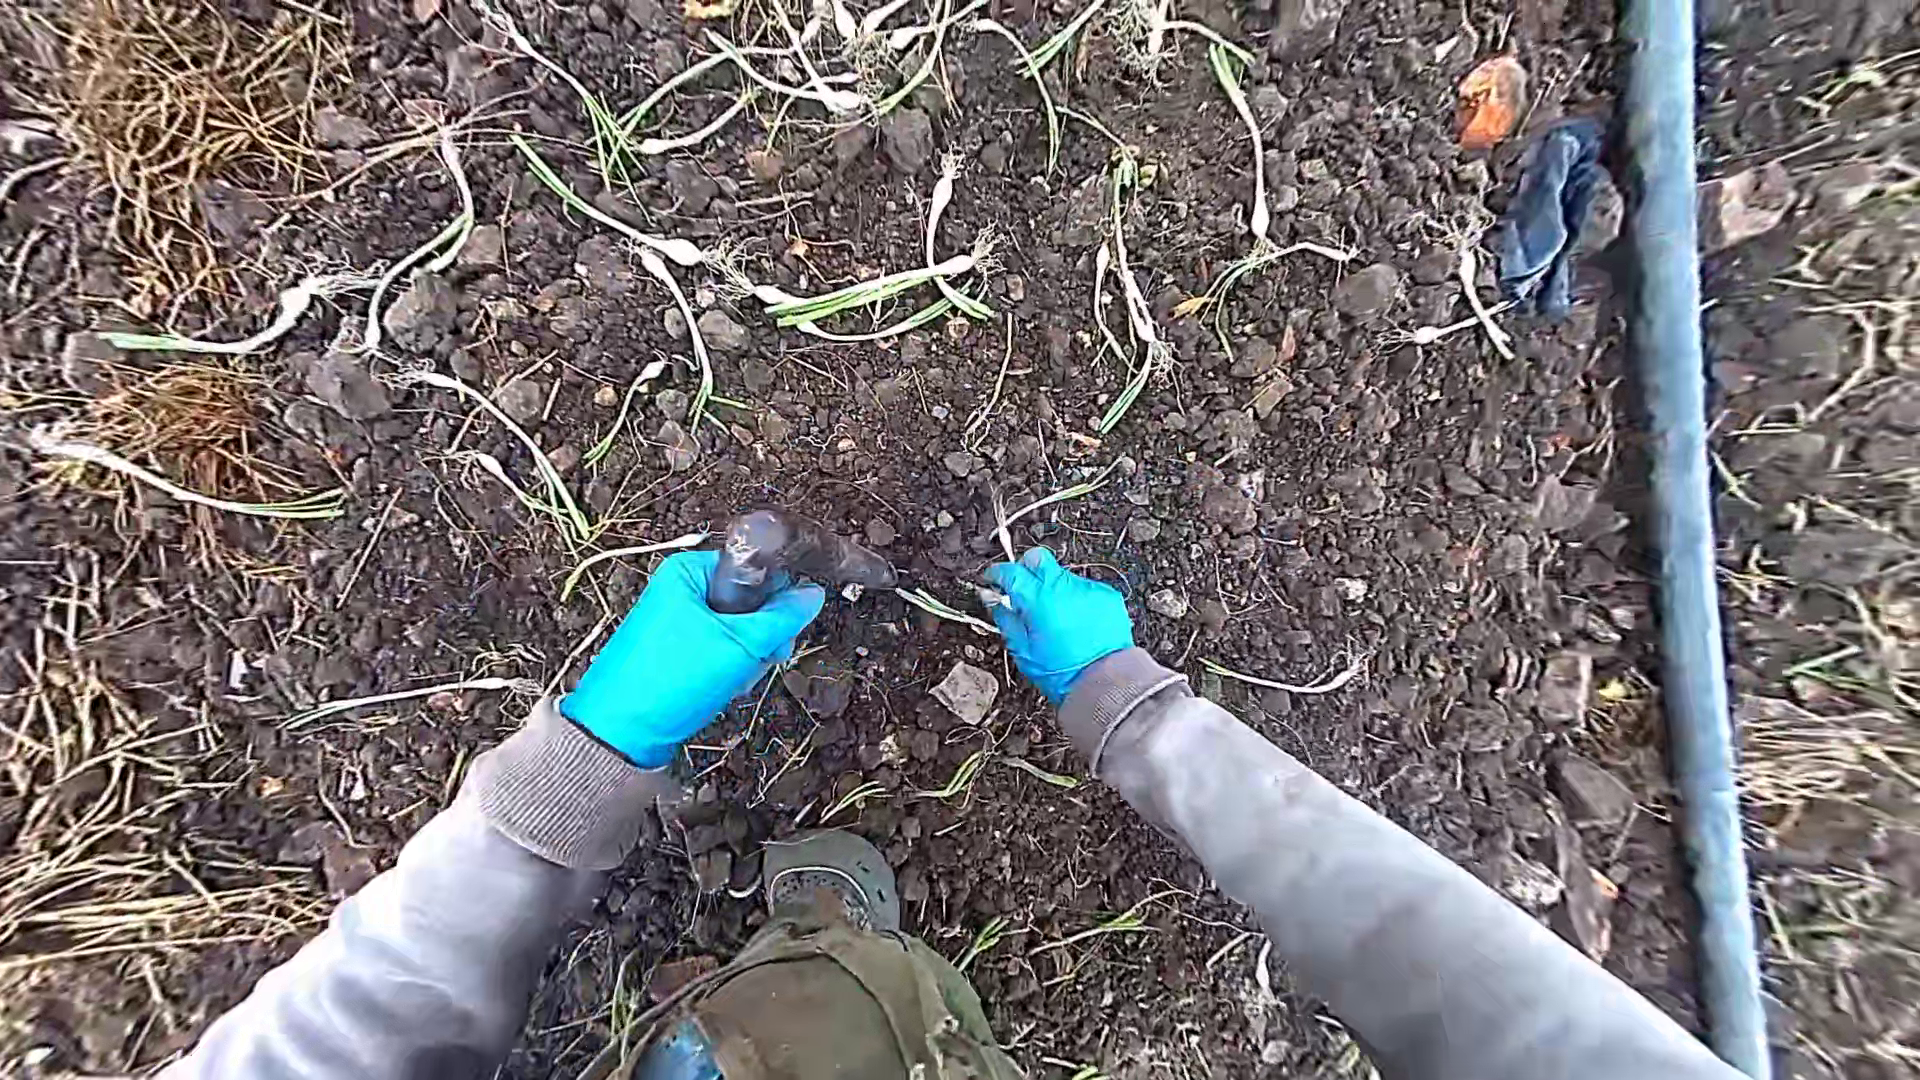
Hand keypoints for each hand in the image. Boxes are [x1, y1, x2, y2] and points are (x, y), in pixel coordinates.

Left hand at [562, 550, 824, 765]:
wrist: (619, 735)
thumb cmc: (667, 680)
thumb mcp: (740, 644)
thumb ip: (783, 617)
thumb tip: (812, 596)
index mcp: (688, 572)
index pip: (753, 567)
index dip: (776, 596)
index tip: (785, 624)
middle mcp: (681, 590)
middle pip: (749, 601)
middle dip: (762, 635)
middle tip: (763, 656)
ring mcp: (679, 621)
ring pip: (739, 629)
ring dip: (749, 657)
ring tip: (736, 677)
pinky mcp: (679, 648)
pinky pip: (722, 648)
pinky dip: (731, 668)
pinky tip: (725, 686)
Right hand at [986, 547, 1133, 703]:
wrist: (1106, 683)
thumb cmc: (1064, 673)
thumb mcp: (1023, 650)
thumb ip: (1006, 619)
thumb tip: (994, 601)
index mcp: (1038, 599)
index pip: (1011, 572)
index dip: (998, 574)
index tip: (994, 580)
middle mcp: (1063, 587)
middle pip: (1037, 558)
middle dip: (1026, 569)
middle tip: (1022, 590)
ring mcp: (1086, 589)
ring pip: (1060, 574)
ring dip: (1052, 588)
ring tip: (1053, 616)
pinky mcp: (1105, 595)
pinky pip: (1083, 588)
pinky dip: (1075, 598)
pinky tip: (1075, 621)